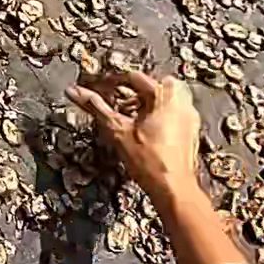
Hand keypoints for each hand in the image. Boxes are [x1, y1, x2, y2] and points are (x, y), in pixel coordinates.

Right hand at [67, 69, 200, 204]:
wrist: (173, 187)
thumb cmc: (148, 160)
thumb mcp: (116, 129)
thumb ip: (95, 106)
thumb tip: (73, 91)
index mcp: (164, 96)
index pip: (133, 76)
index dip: (111, 80)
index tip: (97, 87)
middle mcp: (181, 101)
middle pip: (151, 84)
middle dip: (130, 89)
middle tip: (111, 99)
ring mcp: (188, 115)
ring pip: (162, 96)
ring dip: (142, 100)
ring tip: (125, 114)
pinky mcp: (190, 128)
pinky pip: (172, 109)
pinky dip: (155, 111)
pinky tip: (140, 126)